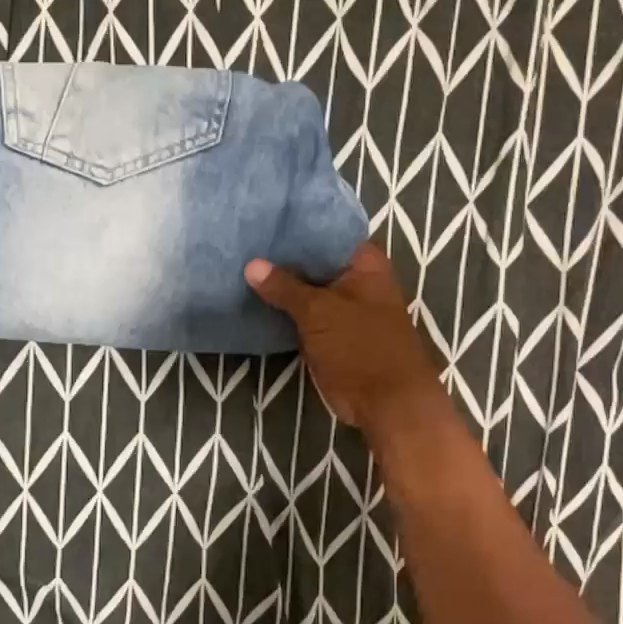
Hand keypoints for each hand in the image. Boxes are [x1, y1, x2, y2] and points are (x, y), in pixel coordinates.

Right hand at [245, 243, 443, 434]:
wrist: (384, 400)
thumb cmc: (361, 347)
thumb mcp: (319, 312)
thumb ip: (285, 288)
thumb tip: (252, 265)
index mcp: (363, 264)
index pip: (325, 235)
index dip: (294, 229)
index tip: (261, 223)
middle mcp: (354, 281)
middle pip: (312, 263)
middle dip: (280, 259)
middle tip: (241, 245)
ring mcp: (341, 309)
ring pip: (304, 291)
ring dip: (278, 288)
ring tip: (238, 270)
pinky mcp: (328, 334)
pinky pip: (300, 316)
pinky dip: (281, 312)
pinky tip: (251, 303)